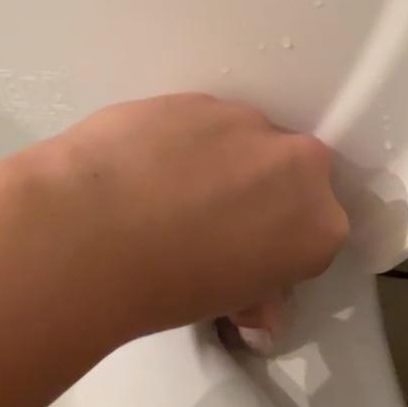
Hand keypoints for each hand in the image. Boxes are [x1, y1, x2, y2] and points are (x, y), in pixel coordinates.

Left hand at [14, 93, 347, 341]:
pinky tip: (139, 170)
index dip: (274, 251)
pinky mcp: (193, 97)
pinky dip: (177, 142)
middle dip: (253, 198)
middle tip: (204, 228)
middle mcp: (295, 162)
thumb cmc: (165, 283)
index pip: (310, 235)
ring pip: (241, 142)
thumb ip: (254, 294)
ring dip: (215, 164)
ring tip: (162, 197)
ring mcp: (242, 121)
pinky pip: (196, 124)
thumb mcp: (224, 306)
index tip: (242, 262)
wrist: (90, 229)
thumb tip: (252, 309)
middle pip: (285, 177)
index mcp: (318, 224)